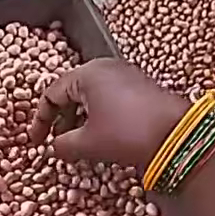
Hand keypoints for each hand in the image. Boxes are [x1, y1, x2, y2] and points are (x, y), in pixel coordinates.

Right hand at [29, 59, 191, 168]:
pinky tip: (98, 136)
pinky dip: (96, 116)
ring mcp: (125, 75)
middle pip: (70, 92)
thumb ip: (62, 144)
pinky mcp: (139, 88)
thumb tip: (53, 147)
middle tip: (55, 142)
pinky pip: (107, 99)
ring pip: (90, 96)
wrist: (177, 135)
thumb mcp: (87, 143)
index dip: (40, 120)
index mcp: (87, 74)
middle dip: (59, 119)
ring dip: (78, 119)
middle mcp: (105, 68)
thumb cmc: (126, 133)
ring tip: (75, 142)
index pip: (51, 94)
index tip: (36, 142)